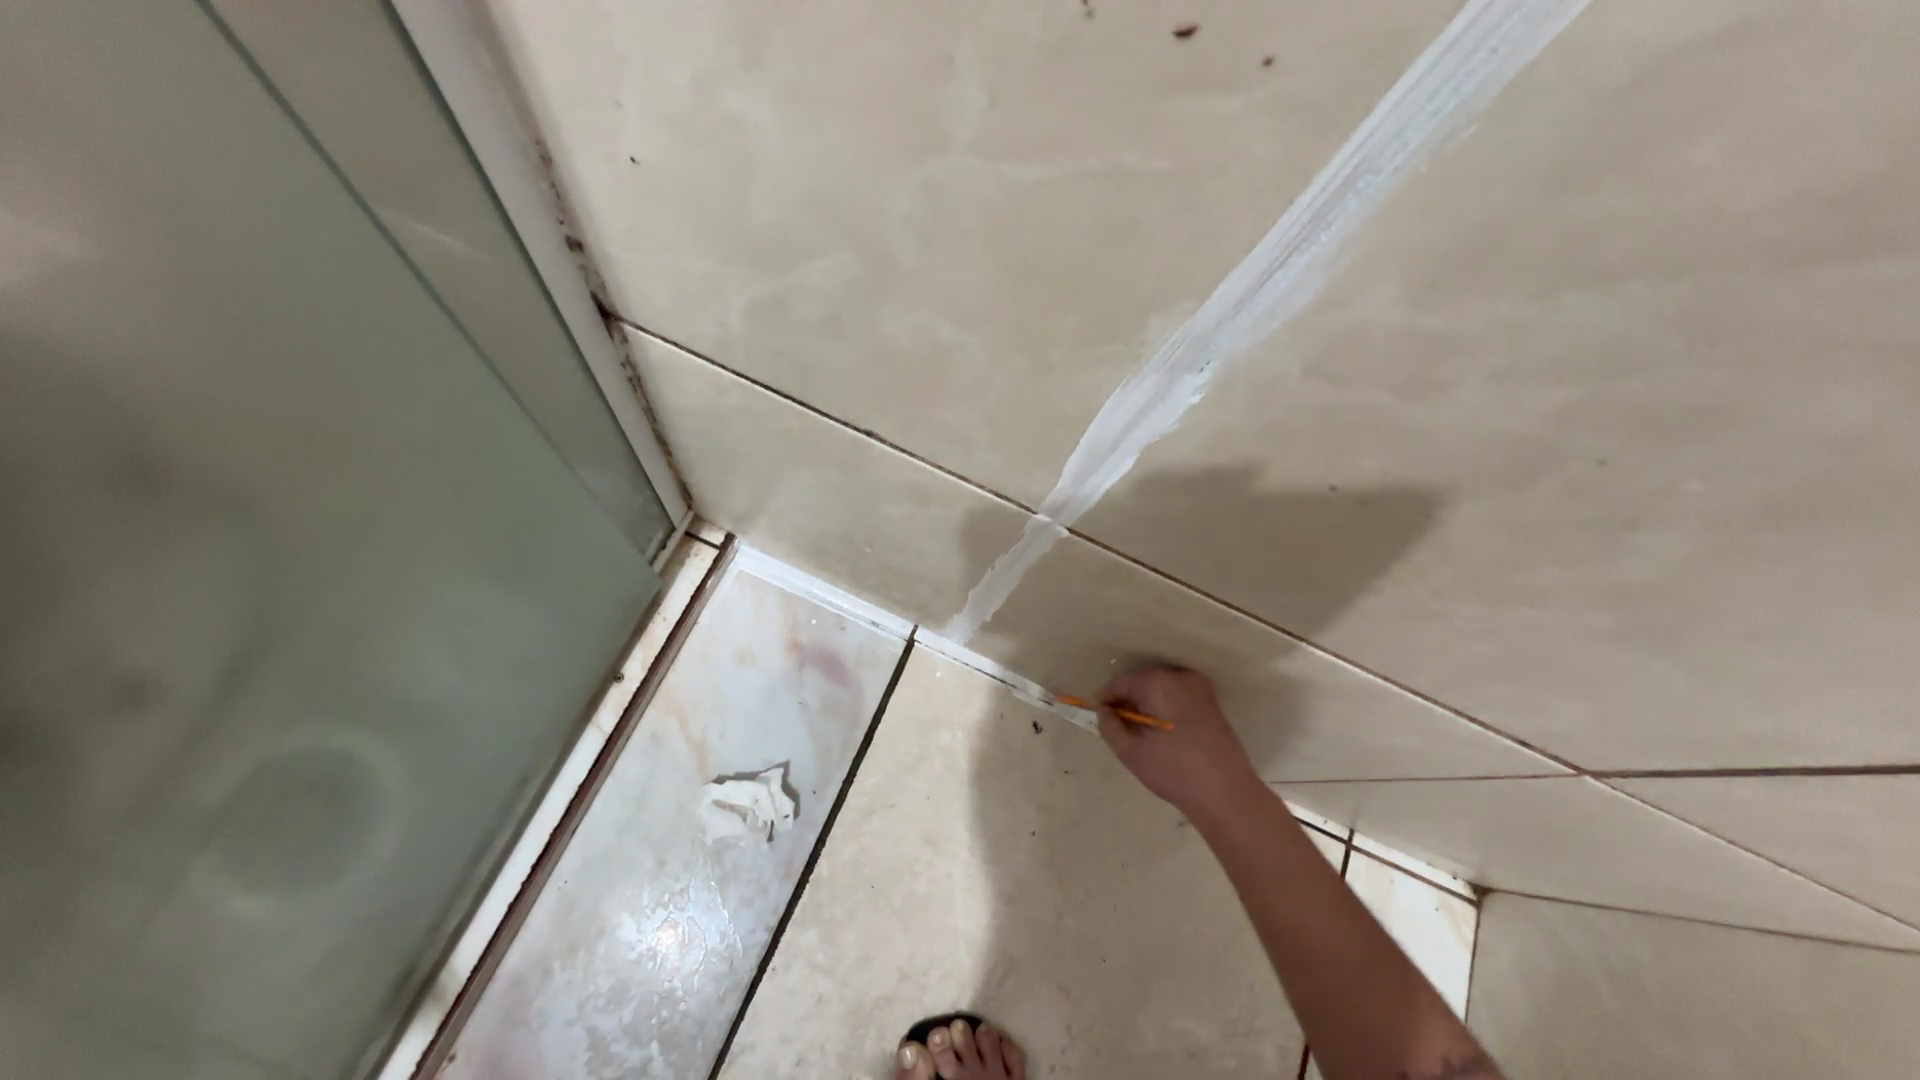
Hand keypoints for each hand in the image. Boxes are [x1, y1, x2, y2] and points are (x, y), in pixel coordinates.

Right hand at [1095, 666, 1263, 820]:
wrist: (1226, 793)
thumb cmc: (1173, 772)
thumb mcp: (1130, 752)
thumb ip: (1109, 726)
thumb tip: (1104, 711)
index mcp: (1157, 683)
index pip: (1121, 682)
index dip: (1106, 698)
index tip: (1099, 716)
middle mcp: (1180, 676)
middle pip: (1142, 680)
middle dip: (1127, 699)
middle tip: (1118, 726)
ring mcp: (1199, 686)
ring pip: (1160, 686)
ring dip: (1146, 702)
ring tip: (1140, 730)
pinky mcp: (1211, 700)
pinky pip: (1177, 694)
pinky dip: (1164, 705)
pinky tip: (1163, 731)